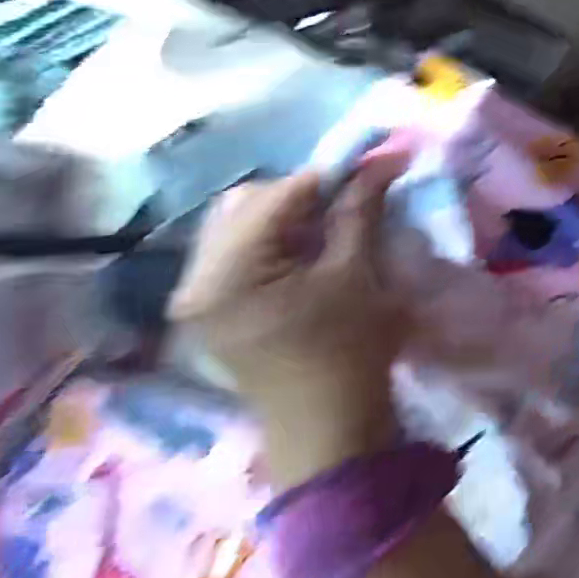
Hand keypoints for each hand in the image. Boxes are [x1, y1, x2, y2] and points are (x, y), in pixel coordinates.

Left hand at [168, 155, 409, 479]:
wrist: (328, 418)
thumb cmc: (350, 345)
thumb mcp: (360, 273)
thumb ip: (361, 212)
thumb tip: (383, 159)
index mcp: (227, 273)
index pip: (275, 197)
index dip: (330, 176)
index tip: (377, 169)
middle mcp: (194, 279)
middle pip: (245, 206)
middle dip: (305, 195)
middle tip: (356, 202)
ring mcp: (196, 295)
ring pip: (239, 226)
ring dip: (290, 217)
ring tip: (336, 228)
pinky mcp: (212, 307)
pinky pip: (239, 252)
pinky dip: (278, 241)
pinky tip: (312, 253)